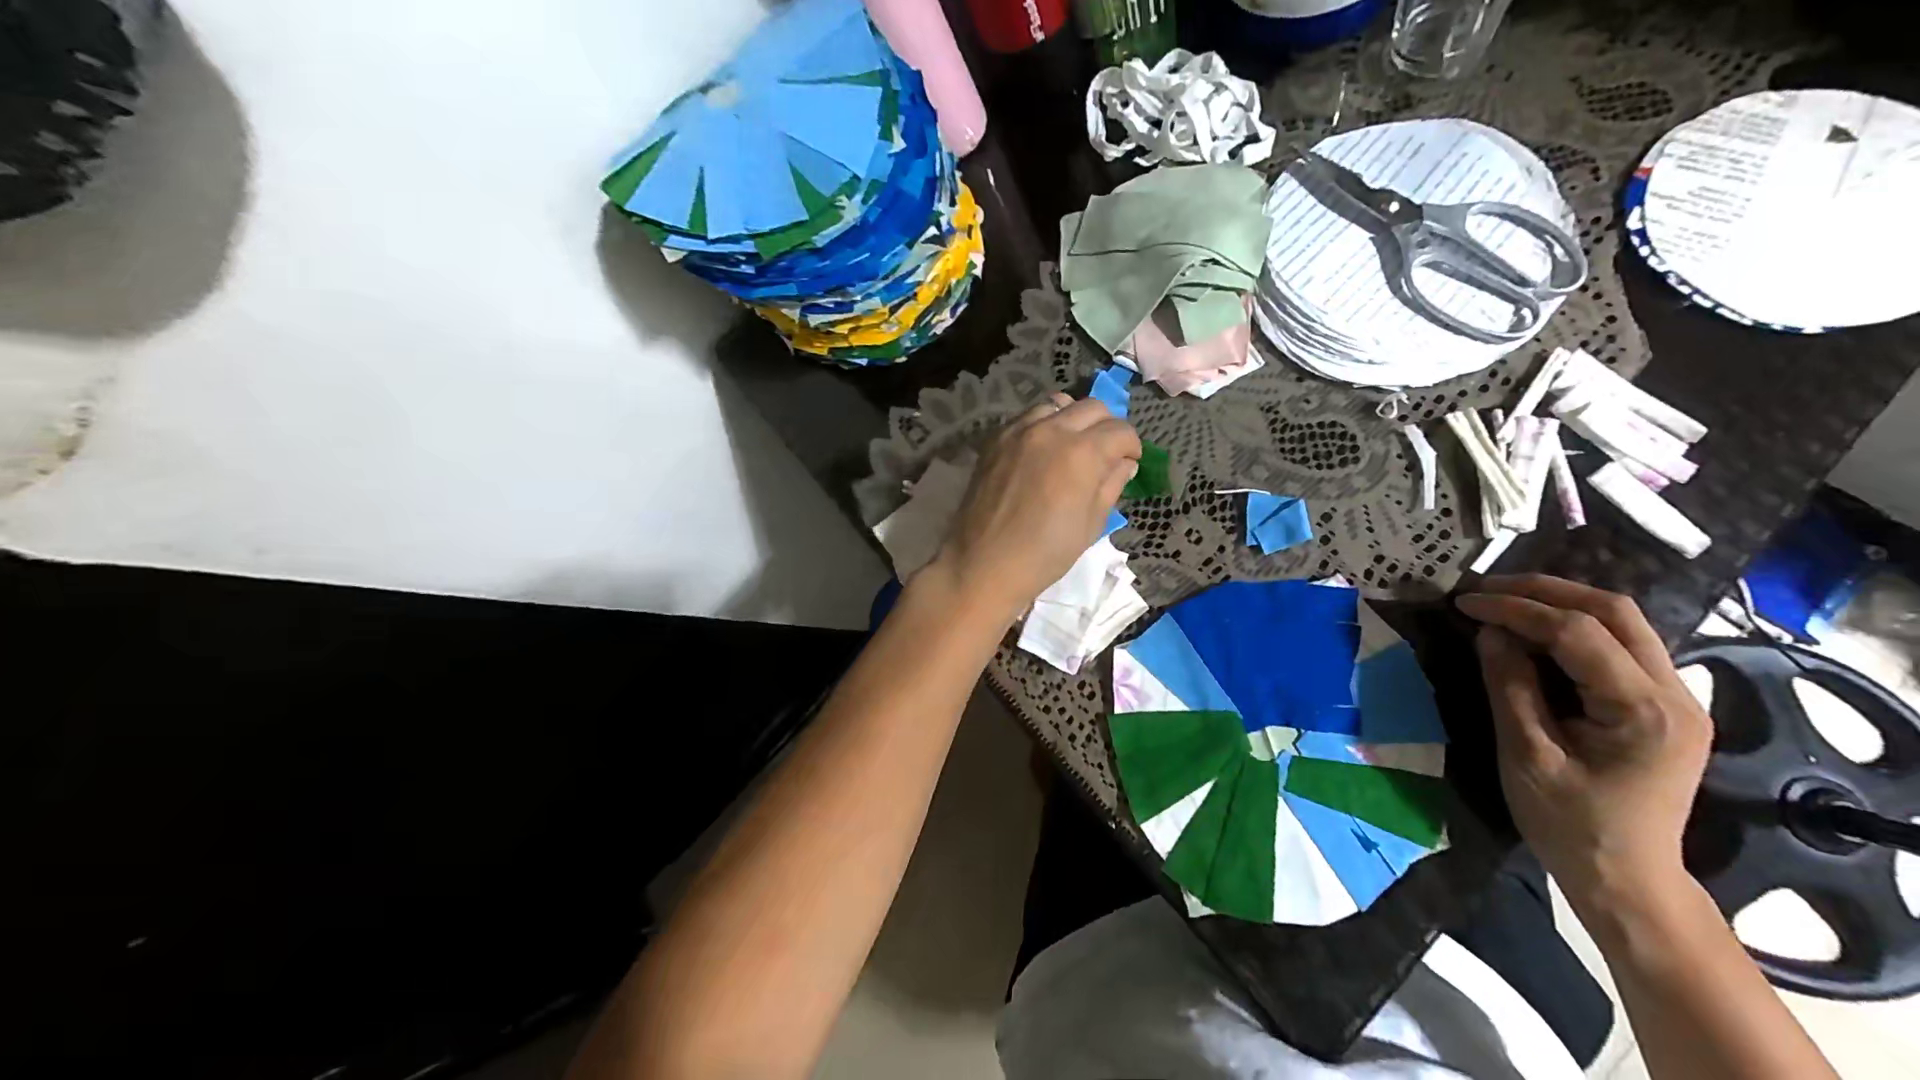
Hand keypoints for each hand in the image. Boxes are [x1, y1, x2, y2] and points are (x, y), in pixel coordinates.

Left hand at [932, 393, 1139, 624]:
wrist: (983, 564)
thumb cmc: (1045, 554)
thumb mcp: (1090, 524)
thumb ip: (1111, 485)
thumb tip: (1124, 462)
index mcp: (1081, 453)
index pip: (1120, 431)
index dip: (1132, 446)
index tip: (1129, 462)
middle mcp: (1051, 430)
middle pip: (1092, 408)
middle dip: (1107, 427)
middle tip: (1104, 454)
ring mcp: (1018, 431)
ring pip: (1057, 405)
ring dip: (1073, 420)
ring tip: (1071, 447)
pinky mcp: (995, 439)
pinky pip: (1027, 418)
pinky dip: (1043, 425)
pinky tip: (1042, 451)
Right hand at [1456, 574, 1712, 912]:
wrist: (1626, 878)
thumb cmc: (1569, 823)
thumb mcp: (1526, 754)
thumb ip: (1509, 685)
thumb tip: (1489, 631)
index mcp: (1643, 710)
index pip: (1577, 632)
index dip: (1515, 609)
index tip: (1463, 603)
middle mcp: (1674, 694)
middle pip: (1615, 612)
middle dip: (1545, 591)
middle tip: (1485, 590)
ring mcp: (1676, 699)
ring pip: (1623, 623)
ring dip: (1560, 604)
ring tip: (1504, 602)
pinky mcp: (1662, 707)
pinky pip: (1620, 647)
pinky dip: (1574, 628)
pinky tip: (1535, 634)